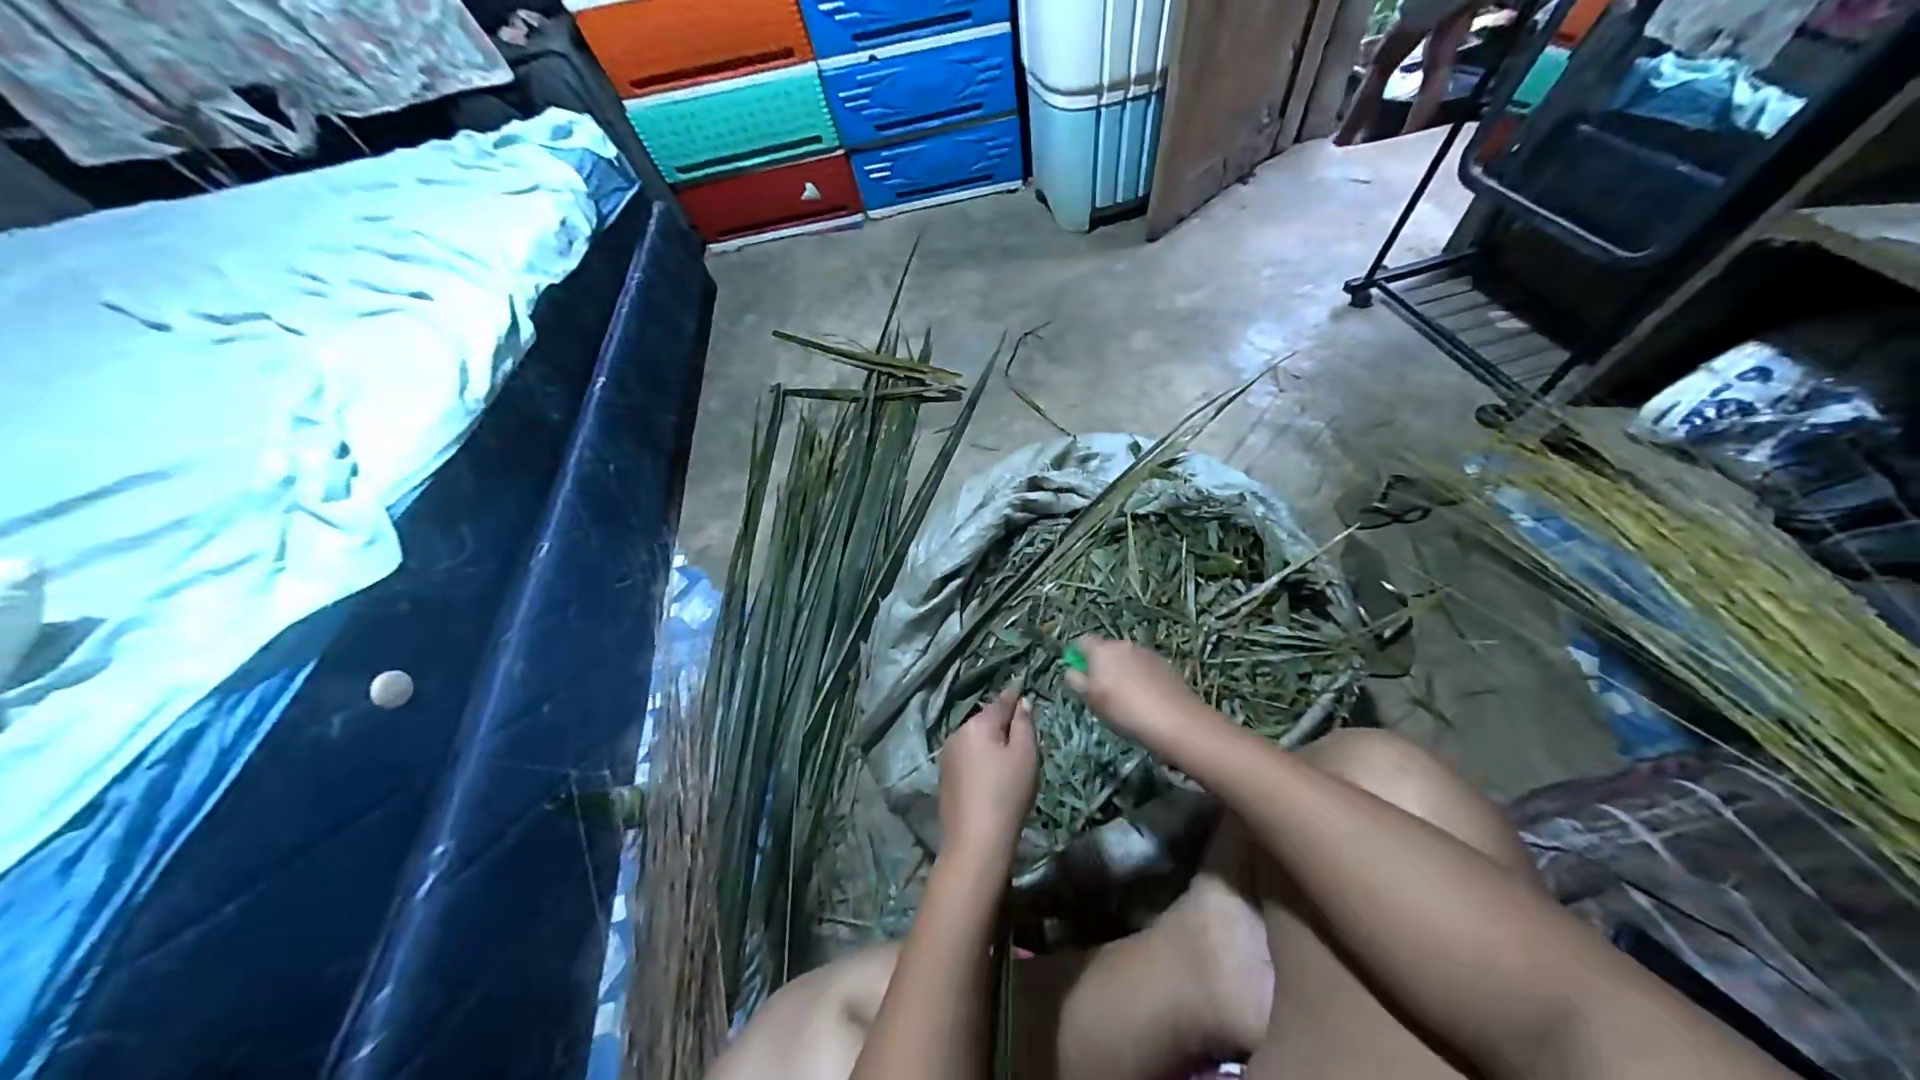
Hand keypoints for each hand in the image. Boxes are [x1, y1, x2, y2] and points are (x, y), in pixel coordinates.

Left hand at [937, 687, 1037, 866]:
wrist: (976, 840)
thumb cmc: (1007, 793)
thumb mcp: (1025, 755)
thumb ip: (1024, 724)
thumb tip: (1020, 702)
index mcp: (977, 724)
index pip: (1001, 702)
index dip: (1014, 696)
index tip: (1021, 685)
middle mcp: (957, 734)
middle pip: (986, 721)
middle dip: (1003, 724)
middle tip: (1026, 738)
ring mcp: (948, 756)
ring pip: (976, 740)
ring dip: (991, 743)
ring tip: (1011, 761)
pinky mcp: (945, 777)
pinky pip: (968, 758)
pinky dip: (981, 760)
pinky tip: (992, 777)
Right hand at [1062, 637, 1221, 755]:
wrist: (1173, 719)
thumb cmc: (1123, 710)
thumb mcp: (1091, 700)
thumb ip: (1076, 681)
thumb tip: (1072, 670)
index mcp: (1101, 650)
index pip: (1082, 642)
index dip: (1078, 655)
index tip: (1080, 673)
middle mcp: (1123, 644)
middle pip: (1106, 649)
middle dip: (1102, 665)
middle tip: (1102, 690)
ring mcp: (1146, 652)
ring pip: (1126, 658)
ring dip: (1122, 671)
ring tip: (1126, 698)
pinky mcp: (1164, 664)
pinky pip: (1144, 667)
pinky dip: (1140, 677)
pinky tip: (1145, 699)